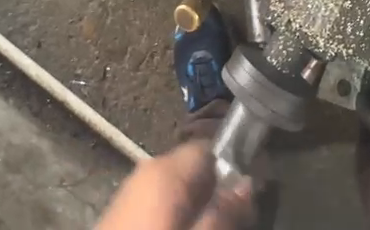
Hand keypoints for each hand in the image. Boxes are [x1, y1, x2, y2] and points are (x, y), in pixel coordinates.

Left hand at [95, 141, 255, 229]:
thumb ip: (224, 211)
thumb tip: (247, 183)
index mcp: (167, 169)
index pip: (208, 147)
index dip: (231, 167)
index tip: (245, 193)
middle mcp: (149, 167)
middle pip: (193, 167)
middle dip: (213, 190)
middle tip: (229, 219)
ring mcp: (132, 186)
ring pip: (176, 185)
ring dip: (194, 204)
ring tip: (207, 227)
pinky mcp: (122, 207)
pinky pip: (158, 198)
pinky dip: (174, 211)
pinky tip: (180, 229)